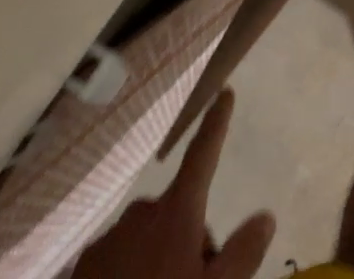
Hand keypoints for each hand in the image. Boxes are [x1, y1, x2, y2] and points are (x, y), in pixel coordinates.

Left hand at [68, 90, 273, 278]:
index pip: (202, 157)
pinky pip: (124, 254)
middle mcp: (141, 214)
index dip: (216, 124)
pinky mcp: (87, 262)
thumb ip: (242, 254)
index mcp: (175, 214)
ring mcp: (111, 236)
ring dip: (163, 256)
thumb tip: (266, 216)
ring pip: (152, 236)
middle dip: (193, 237)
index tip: (225, 91)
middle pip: (181, 212)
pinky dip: (134, 269)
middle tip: (198, 276)